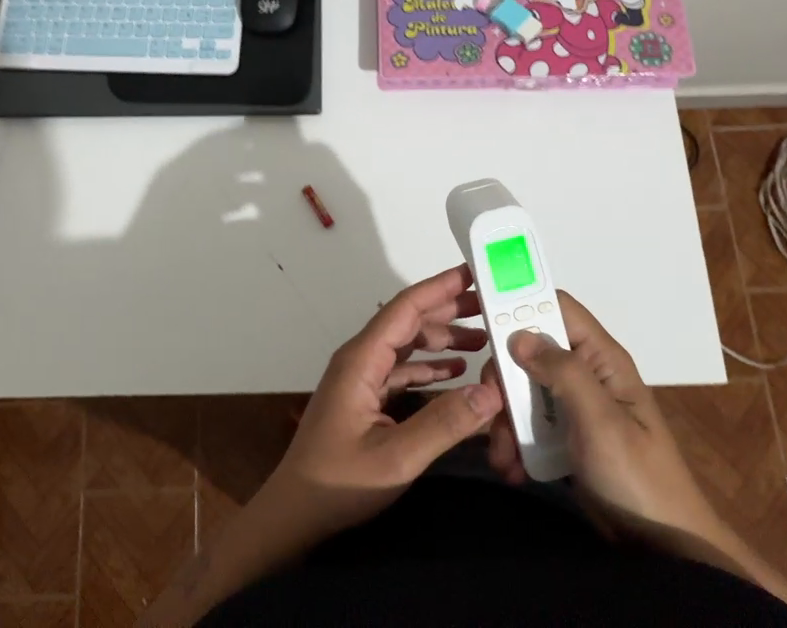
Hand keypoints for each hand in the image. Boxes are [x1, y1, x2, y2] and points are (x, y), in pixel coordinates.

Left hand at [259, 264, 504, 541]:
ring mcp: (360, 379)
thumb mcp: (396, 458)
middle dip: (448, 309)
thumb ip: (443, 424)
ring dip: (443, 338)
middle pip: (407, 321)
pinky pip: (402, 370)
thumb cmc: (339, 483)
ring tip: (484, 337)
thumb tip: (491, 392)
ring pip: (406, 345)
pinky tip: (457, 373)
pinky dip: (431, 366)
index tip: (474, 273)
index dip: (439, 288)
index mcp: (361, 360)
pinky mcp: (364, 399)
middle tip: (491, 304)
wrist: (295, 512)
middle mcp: (360, 360)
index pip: (404, 309)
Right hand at [484, 291, 719, 538]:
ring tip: (503, 454)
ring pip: (519, 390)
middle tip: (490, 406)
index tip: (482, 317)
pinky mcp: (561, 437)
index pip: (557, 308)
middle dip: (502, 378)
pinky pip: (524, 424)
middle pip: (527, 350)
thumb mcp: (601, 420)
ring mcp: (572, 407)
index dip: (521, 303)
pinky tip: (511, 467)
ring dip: (503, 419)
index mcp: (601, 359)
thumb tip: (518, 333)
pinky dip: (511, 442)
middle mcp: (585, 374)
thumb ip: (562, 371)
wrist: (661, 548)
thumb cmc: (637, 476)